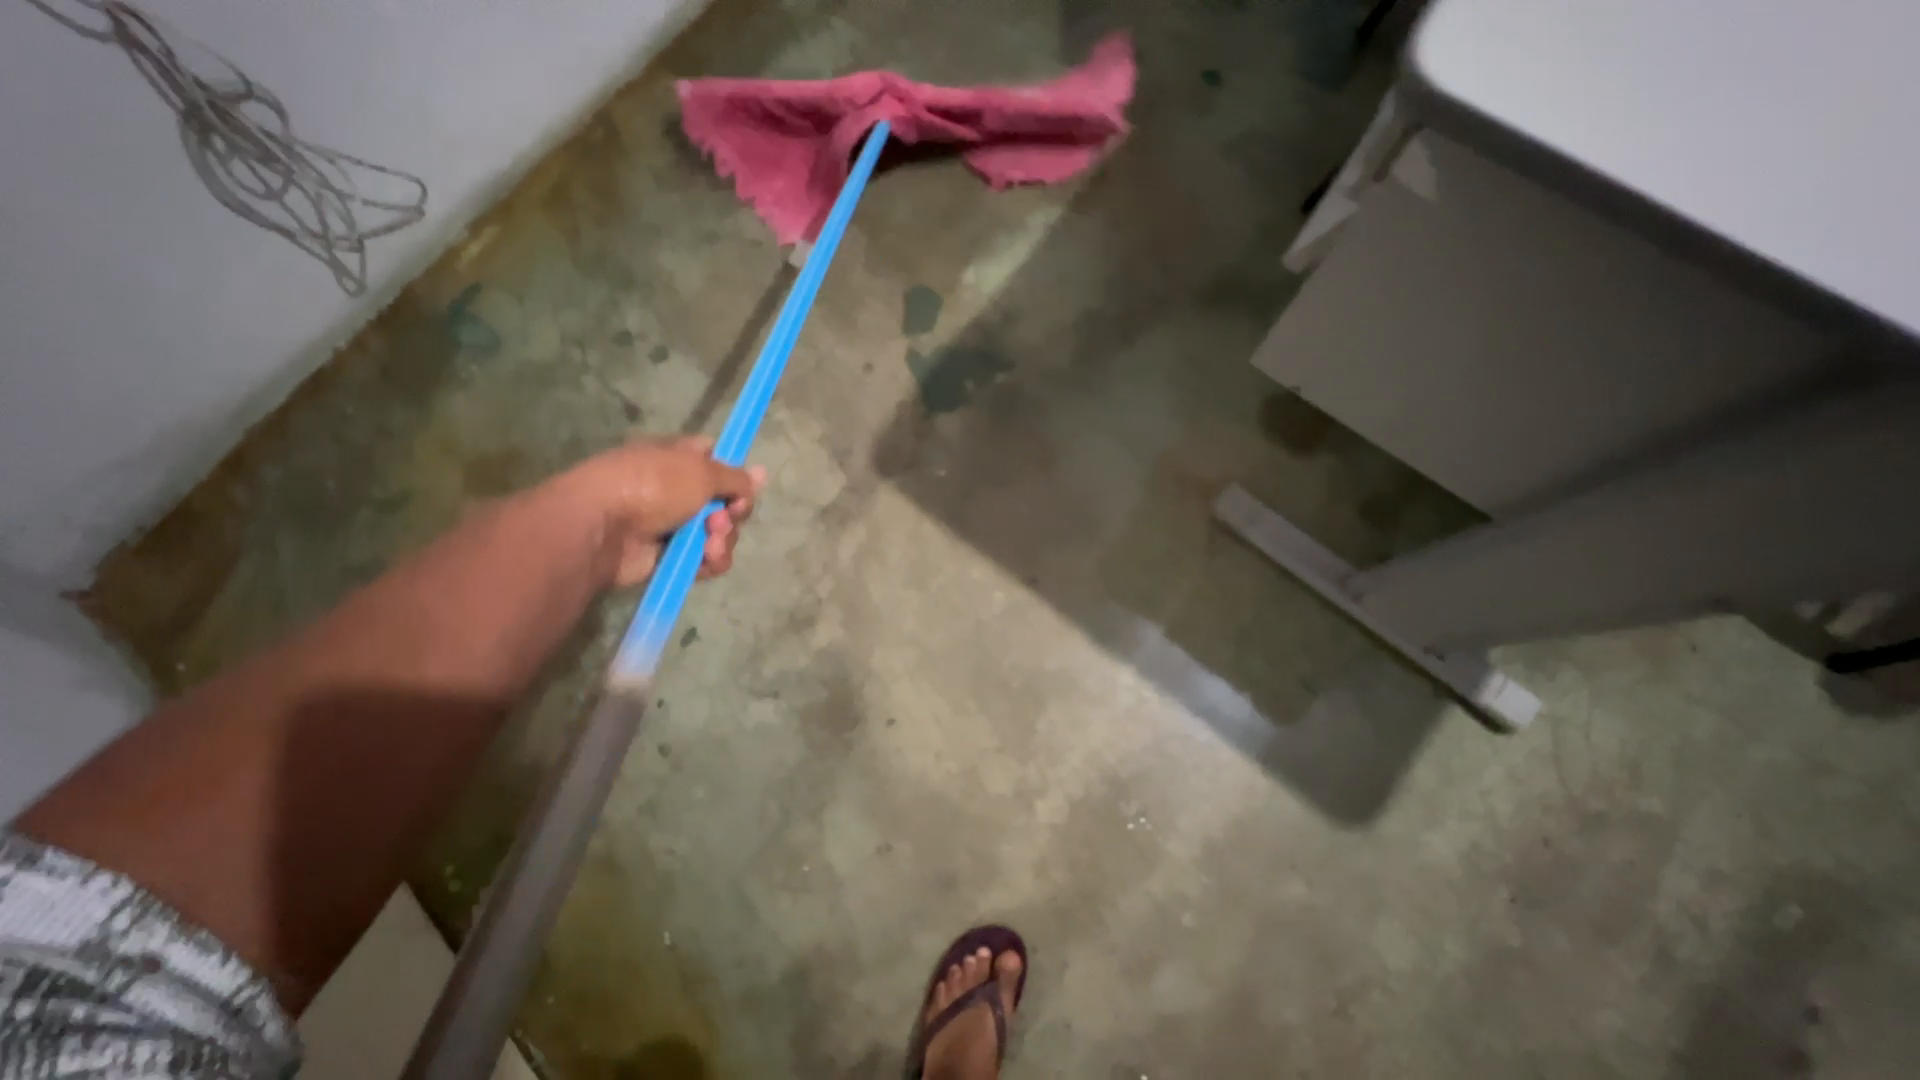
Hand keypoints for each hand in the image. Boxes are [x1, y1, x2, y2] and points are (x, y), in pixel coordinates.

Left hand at [558, 436, 764, 587]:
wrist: (600, 527)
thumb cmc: (652, 485)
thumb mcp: (701, 471)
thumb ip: (735, 478)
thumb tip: (761, 473)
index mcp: (677, 459)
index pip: (714, 461)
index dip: (734, 475)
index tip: (744, 488)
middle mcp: (674, 490)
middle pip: (722, 503)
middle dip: (731, 514)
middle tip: (721, 520)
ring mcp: (669, 525)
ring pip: (716, 534)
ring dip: (722, 540)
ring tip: (711, 543)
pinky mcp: (667, 558)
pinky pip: (701, 560)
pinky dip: (709, 561)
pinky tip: (706, 560)